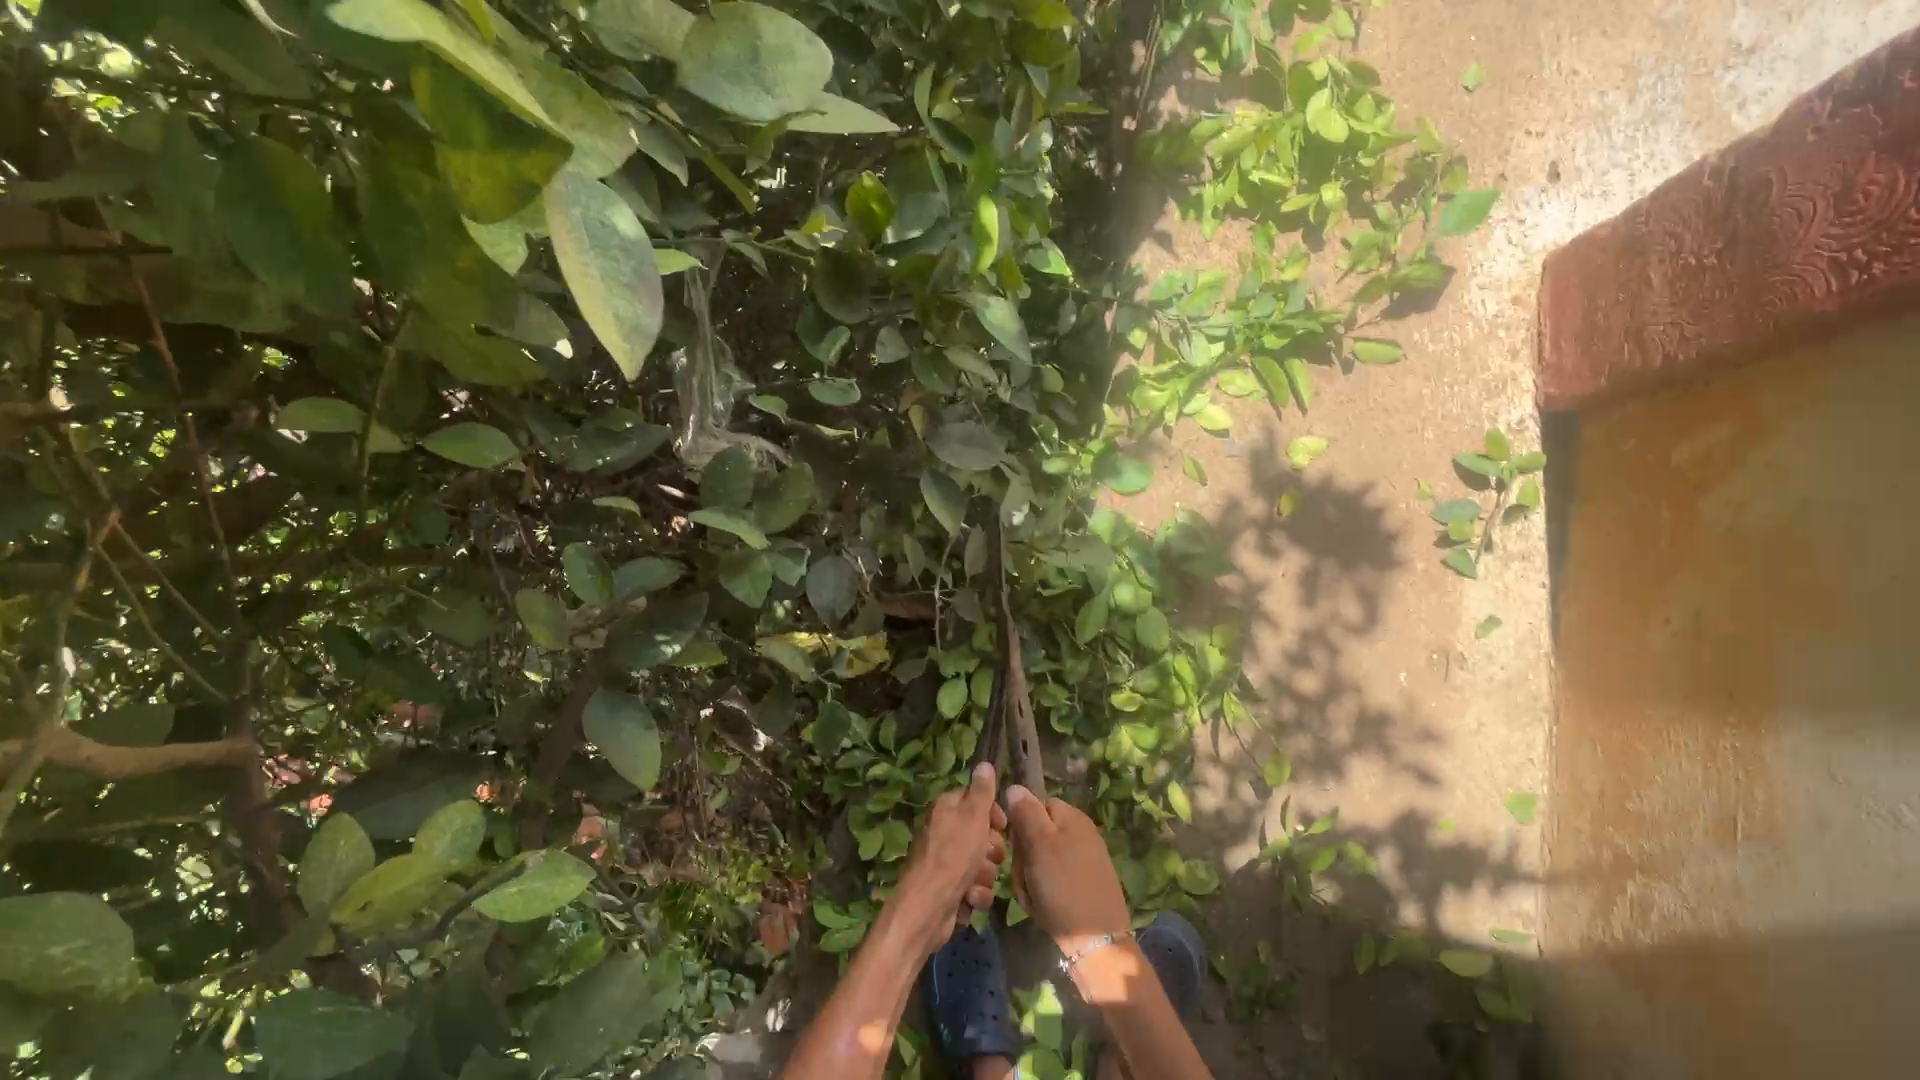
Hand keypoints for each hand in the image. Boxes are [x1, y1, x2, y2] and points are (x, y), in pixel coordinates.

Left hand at [887, 761, 1007, 955]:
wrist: (929, 907)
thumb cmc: (952, 856)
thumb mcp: (972, 816)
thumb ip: (981, 791)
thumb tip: (984, 764)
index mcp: (947, 810)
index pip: (977, 801)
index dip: (993, 814)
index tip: (1002, 825)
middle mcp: (946, 833)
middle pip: (984, 835)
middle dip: (990, 851)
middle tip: (985, 856)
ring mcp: (948, 864)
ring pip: (983, 864)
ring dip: (983, 876)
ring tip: (972, 882)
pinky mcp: (952, 890)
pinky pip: (976, 888)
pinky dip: (974, 895)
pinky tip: (967, 899)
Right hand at [1005, 785, 1130, 948]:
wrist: (1096, 939)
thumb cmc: (1064, 886)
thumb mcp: (1040, 846)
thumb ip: (1026, 813)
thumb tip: (1015, 786)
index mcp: (1072, 817)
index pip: (1036, 805)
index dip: (1021, 824)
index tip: (1015, 847)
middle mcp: (1080, 833)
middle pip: (1037, 833)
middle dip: (1023, 857)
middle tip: (1024, 878)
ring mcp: (1084, 859)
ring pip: (1041, 860)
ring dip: (1030, 878)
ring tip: (1033, 897)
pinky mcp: (1084, 883)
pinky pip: (1053, 880)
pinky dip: (1043, 893)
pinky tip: (1043, 908)